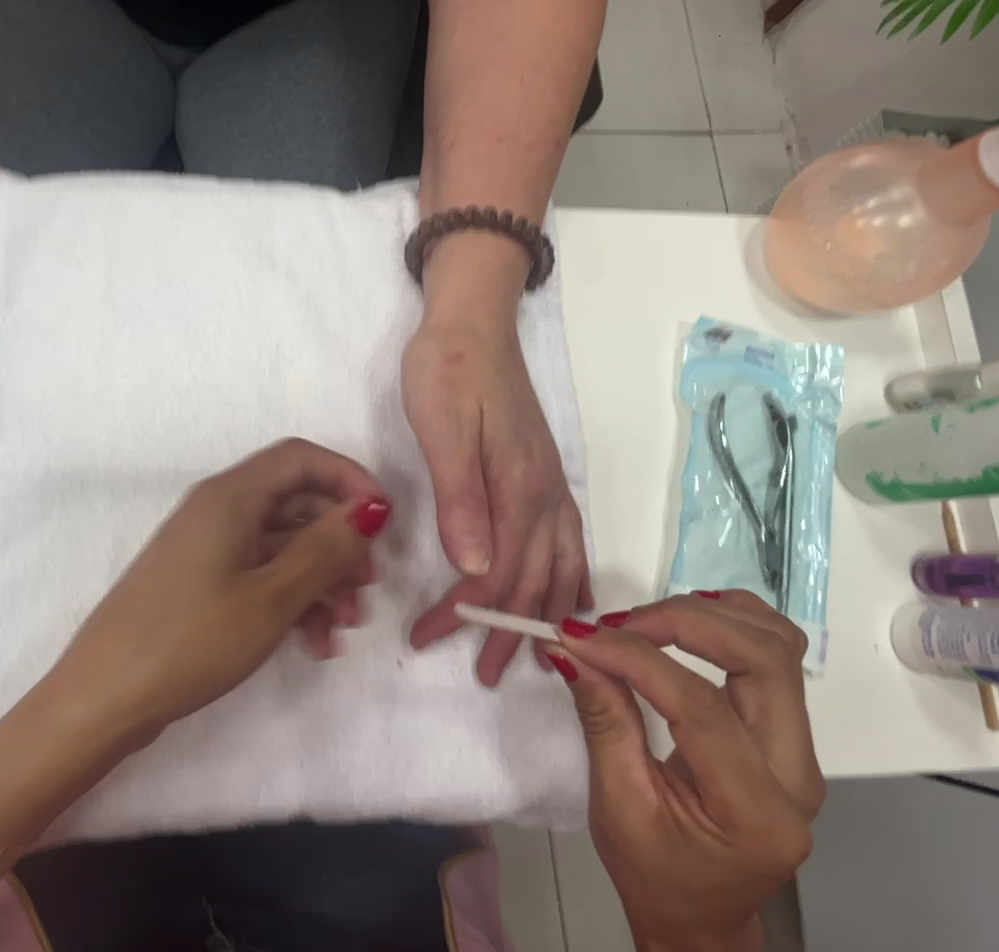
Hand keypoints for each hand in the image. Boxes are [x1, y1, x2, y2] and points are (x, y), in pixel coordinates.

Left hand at [47, 439, 391, 741]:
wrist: (106, 696)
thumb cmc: (192, 639)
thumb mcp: (272, 597)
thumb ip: (326, 549)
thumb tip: (371, 507)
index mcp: (230, 497)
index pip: (301, 458)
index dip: (349, 479)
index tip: (386, 521)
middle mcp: (218, 512)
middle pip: (296, 503)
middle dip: (340, 542)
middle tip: (369, 588)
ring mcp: (207, 550)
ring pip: (282, 546)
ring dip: (321, 580)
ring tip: (344, 629)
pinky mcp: (201, 585)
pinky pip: (260, 576)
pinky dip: (292, 601)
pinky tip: (314, 644)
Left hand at [403, 317, 590, 686]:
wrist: (471, 324)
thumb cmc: (447, 372)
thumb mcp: (443, 429)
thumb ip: (461, 498)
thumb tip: (475, 568)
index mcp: (518, 489)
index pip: (495, 571)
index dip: (466, 613)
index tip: (429, 641)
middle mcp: (545, 495)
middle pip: (534, 579)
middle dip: (509, 629)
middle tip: (483, 674)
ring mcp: (550, 485)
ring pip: (560, 566)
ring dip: (544, 614)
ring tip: (532, 658)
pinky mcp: (543, 475)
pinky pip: (568, 541)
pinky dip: (569, 578)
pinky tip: (568, 598)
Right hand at [553, 591, 822, 951]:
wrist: (700, 914)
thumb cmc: (653, 873)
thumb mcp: (616, 804)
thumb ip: (604, 720)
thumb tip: (571, 647)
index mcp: (754, 810)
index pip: (701, 705)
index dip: (634, 659)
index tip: (577, 636)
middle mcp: (797, 774)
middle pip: (763, 659)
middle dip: (682, 622)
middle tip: (615, 625)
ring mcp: (802, 751)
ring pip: (778, 645)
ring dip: (709, 615)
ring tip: (643, 623)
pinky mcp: (788, 732)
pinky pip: (775, 655)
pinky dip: (730, 623)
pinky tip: (684, 623)